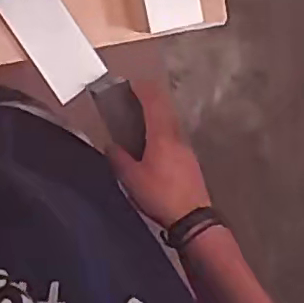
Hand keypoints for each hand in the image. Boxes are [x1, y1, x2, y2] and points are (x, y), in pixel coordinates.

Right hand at [101, 78, 211, 227]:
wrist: (193, 219)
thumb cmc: (160, 196)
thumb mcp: (131, 179)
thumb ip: (119, 159)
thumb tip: (110, 145)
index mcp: (161, 136)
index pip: (154, 103)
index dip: (144, 90)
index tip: (133, 83)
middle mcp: (176, 136)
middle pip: (165, 108)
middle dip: (151, 98)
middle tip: (136, 96)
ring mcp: (186, 148)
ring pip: (172, 121)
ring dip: (159, 113)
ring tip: (143, 117)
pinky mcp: (190, 160)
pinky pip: (175, 135)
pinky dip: (164, 128)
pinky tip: (156, 141)